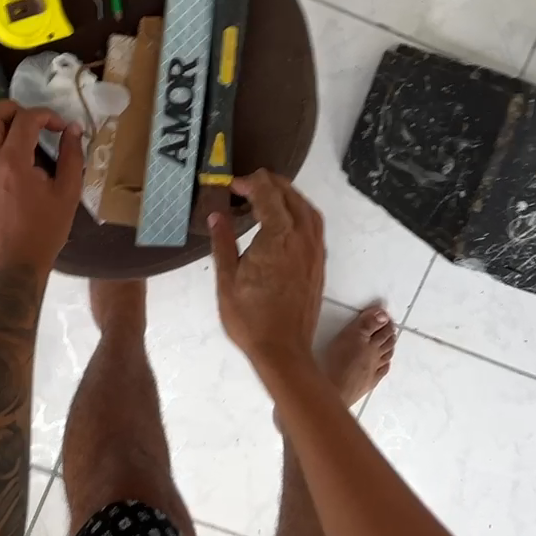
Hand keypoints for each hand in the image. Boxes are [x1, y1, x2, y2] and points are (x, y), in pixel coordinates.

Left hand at [0, 100, 83, 275]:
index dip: (45, 115)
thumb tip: (72, 128)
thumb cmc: (44, 230)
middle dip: (11, 109)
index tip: (58, 126)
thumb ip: (72, 156)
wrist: (15, 266)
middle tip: (30, 120)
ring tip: (8, 134)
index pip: (25, 120)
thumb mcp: (67, 193)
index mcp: (13, 163)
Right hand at [209, 170, 326, 373]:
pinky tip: (285, 219)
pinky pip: (314, 224)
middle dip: (268, 183)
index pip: (267, 193)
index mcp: (278, 236)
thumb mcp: (227, 279)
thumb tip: (217, 213)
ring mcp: (314, 250)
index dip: (249, 183)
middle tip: (245, 184)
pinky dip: (299, 211)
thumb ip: (223, 241)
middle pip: (290, 195)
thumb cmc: (250, 318)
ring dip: (287, 194)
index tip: (230, 185)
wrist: (284, 352)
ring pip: (306, 207)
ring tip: (266, 194)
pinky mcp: (319, 263)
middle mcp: (301, 237)